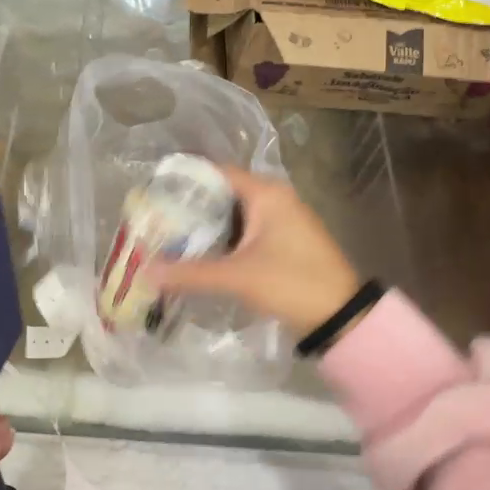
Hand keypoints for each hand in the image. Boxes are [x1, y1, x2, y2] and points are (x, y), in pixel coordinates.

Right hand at [146, 166, 359, 335]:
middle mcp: (275, 199)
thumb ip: (190, 273)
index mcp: (267, 193)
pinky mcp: (286, 243)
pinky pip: (246, 232)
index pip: (217, 173)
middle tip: (157, 219)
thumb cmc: (292, 283)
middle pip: (224, 194)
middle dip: (192, 207)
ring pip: (235, 216)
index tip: (155, 192)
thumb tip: (146, 271)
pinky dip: (224, 240)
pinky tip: (201, 255)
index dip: (185, 181)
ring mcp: (283, 221)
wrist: (343, 317)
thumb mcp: (237, 277)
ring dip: (207, 226)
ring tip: (170, 237)